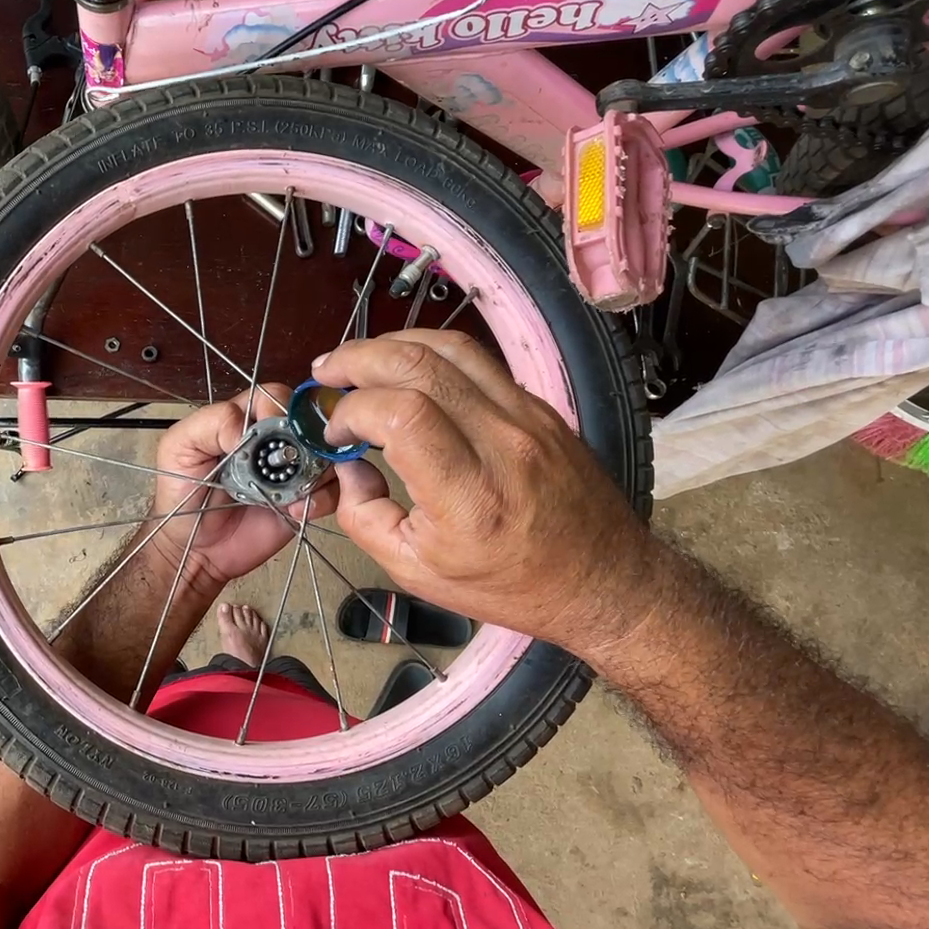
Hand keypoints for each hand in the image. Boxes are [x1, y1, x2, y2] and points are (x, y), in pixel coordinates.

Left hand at [146, 383, 335, 593]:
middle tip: (290, 464)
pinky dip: (324, 498)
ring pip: (327, 454)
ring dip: (318, 471)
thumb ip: (209, 424)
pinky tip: (297, 511)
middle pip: (309, 421)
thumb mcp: (179, 449)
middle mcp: (273, 441)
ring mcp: (292, 470)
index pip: (274, 397)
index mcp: (244, 420)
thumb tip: (245, 428)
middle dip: (308, 440)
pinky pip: (332, 490)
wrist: (194, 548)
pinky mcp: (305, 500)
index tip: (272, 432)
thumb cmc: (181, 494)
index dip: (279, 408)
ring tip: (294, 495)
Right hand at [313, 330, 657, 652]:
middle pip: (420, 366)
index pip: (401, 415)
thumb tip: (346, 462)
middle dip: (358, 359)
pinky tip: (402, 369)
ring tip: (357, 360)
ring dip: (392, 344)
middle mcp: (503, 444)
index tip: (334, 432)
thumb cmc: (507, 584)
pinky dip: (428, 354)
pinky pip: (477, 360)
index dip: (352, 410)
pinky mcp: (538, 407)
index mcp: (469, 497)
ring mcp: (527, 417)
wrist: (603, 581)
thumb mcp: (414, 570)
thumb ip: (364, 515)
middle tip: (325, 373)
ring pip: (451, 346)